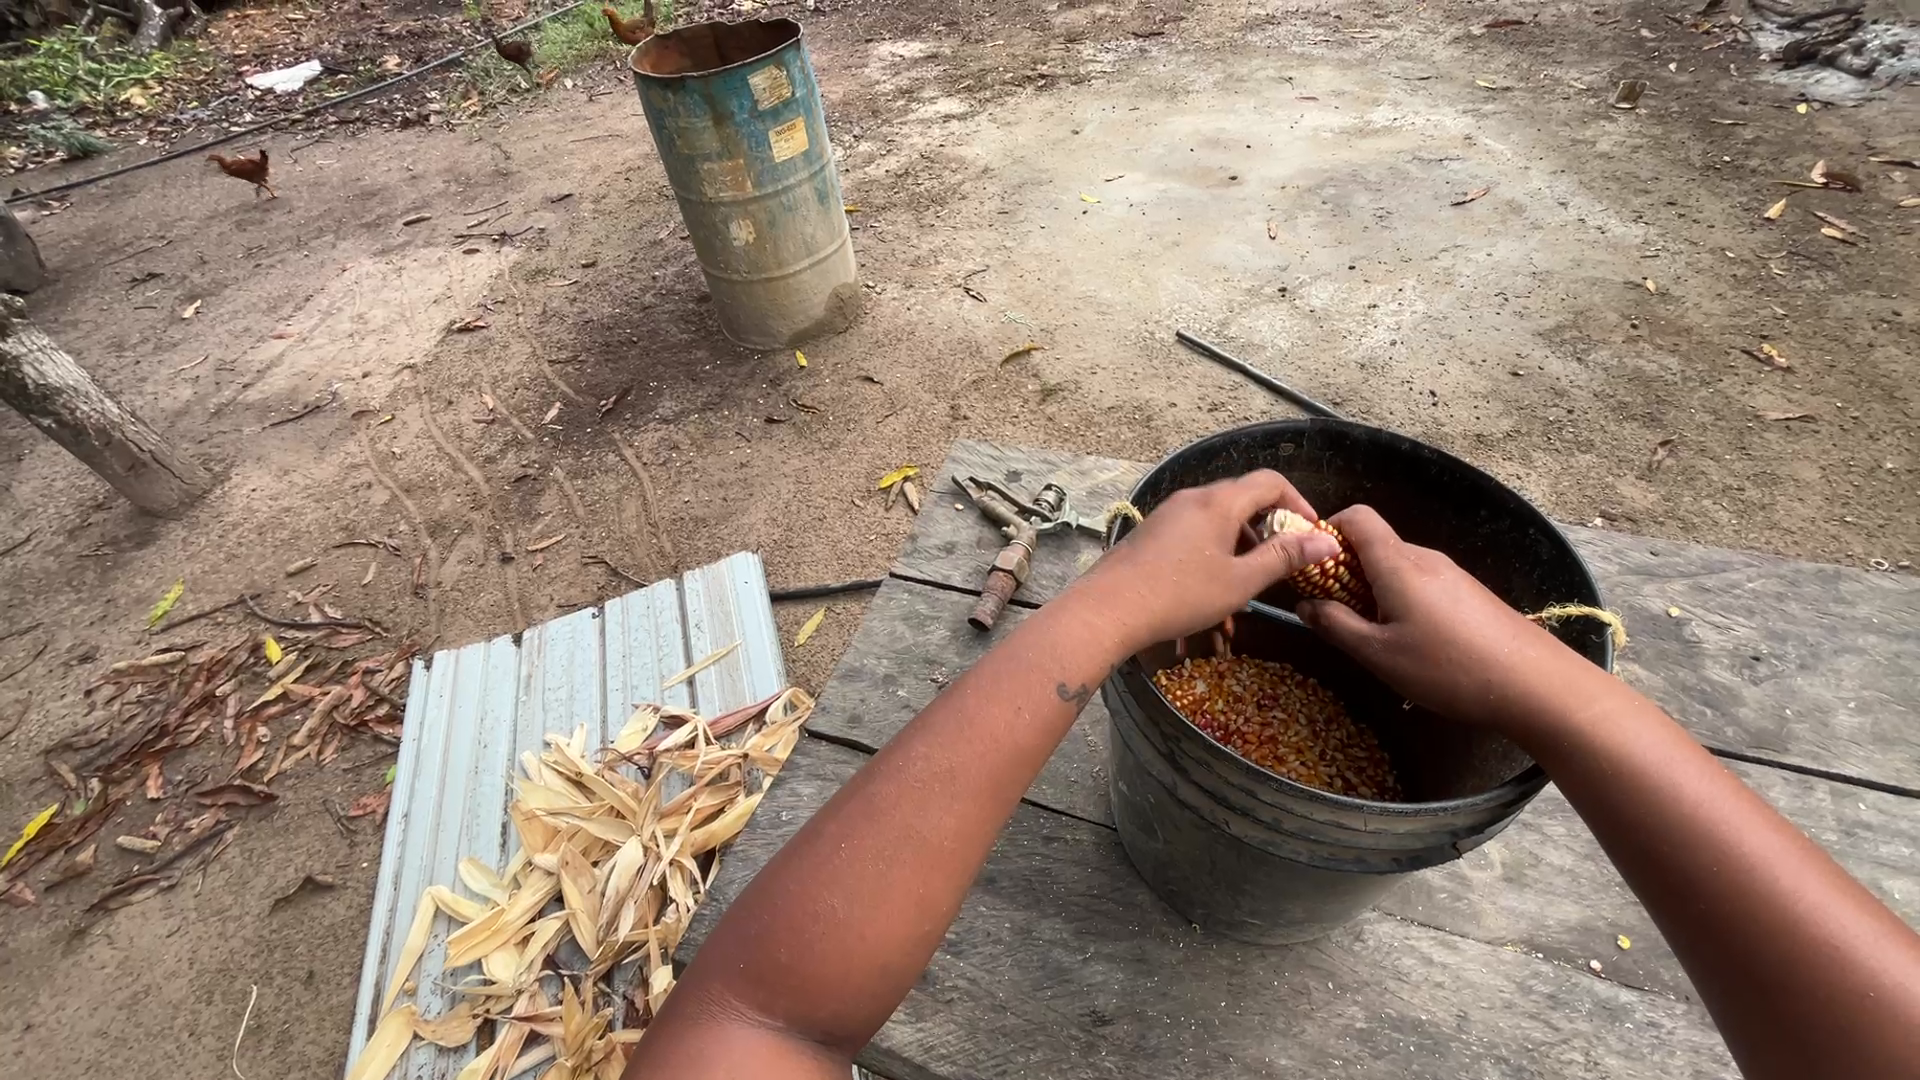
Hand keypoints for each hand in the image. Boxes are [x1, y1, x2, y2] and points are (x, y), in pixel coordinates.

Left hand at [1072, 471, 1339, 655]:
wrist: (1107, 608)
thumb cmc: (1179, 595)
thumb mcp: (1240, 581)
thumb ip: (1284, 557)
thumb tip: (1327, 540)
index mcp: (1218, 502)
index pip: (1270, 482)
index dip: (1298, 503)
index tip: (1311, 535)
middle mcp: (1191, 500)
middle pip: (1241, 503)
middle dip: (1266, 534)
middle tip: (1279, 568)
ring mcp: (1167, 516)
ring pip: (1215, 528)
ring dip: (1235, 557)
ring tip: (1242, 599)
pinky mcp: (1150, 536)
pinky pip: (1191, 541)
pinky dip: (1208, 564)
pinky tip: (1207, 607)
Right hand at [1295, 505, 1599, 731]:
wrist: (1541, 688)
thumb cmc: (1449, 667)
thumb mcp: (1378, 654)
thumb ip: (1335, 625)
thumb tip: (1304, 605)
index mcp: (1398, 564)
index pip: (1357, 517)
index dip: (1327, 530)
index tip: (1312, 565)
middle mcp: (1425, 559)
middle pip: (1373, 544)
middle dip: (1344, 570)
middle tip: (1335, 612)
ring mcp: (1451, 575)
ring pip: (1396, 566)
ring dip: (1372, 589)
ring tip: (1372, 632)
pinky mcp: (1469, 594)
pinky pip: (1420, 582)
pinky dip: (1400, 599)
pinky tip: (1410, 640)